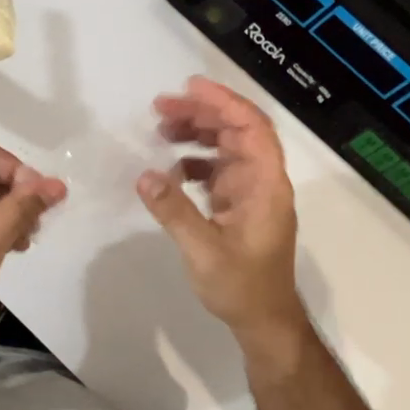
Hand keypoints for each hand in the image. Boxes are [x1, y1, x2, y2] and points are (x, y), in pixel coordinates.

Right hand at [137, 77, 304, 341]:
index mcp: (265, 185)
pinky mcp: (239, 206)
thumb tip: (144, 175)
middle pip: (237, 131)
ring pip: (227, 147)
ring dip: (197, 133)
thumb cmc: (241, 286)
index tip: (190, 88)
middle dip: (202, 112)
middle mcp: (262, 181)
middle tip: (161, 107)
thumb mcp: (203, 250)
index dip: (224, 102)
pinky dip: (194, 161)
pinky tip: (170, 169)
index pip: (251, 128)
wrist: (264, 321)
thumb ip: (174, 210)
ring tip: (161, 127)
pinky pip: (218, 169)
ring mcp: (251, 193)